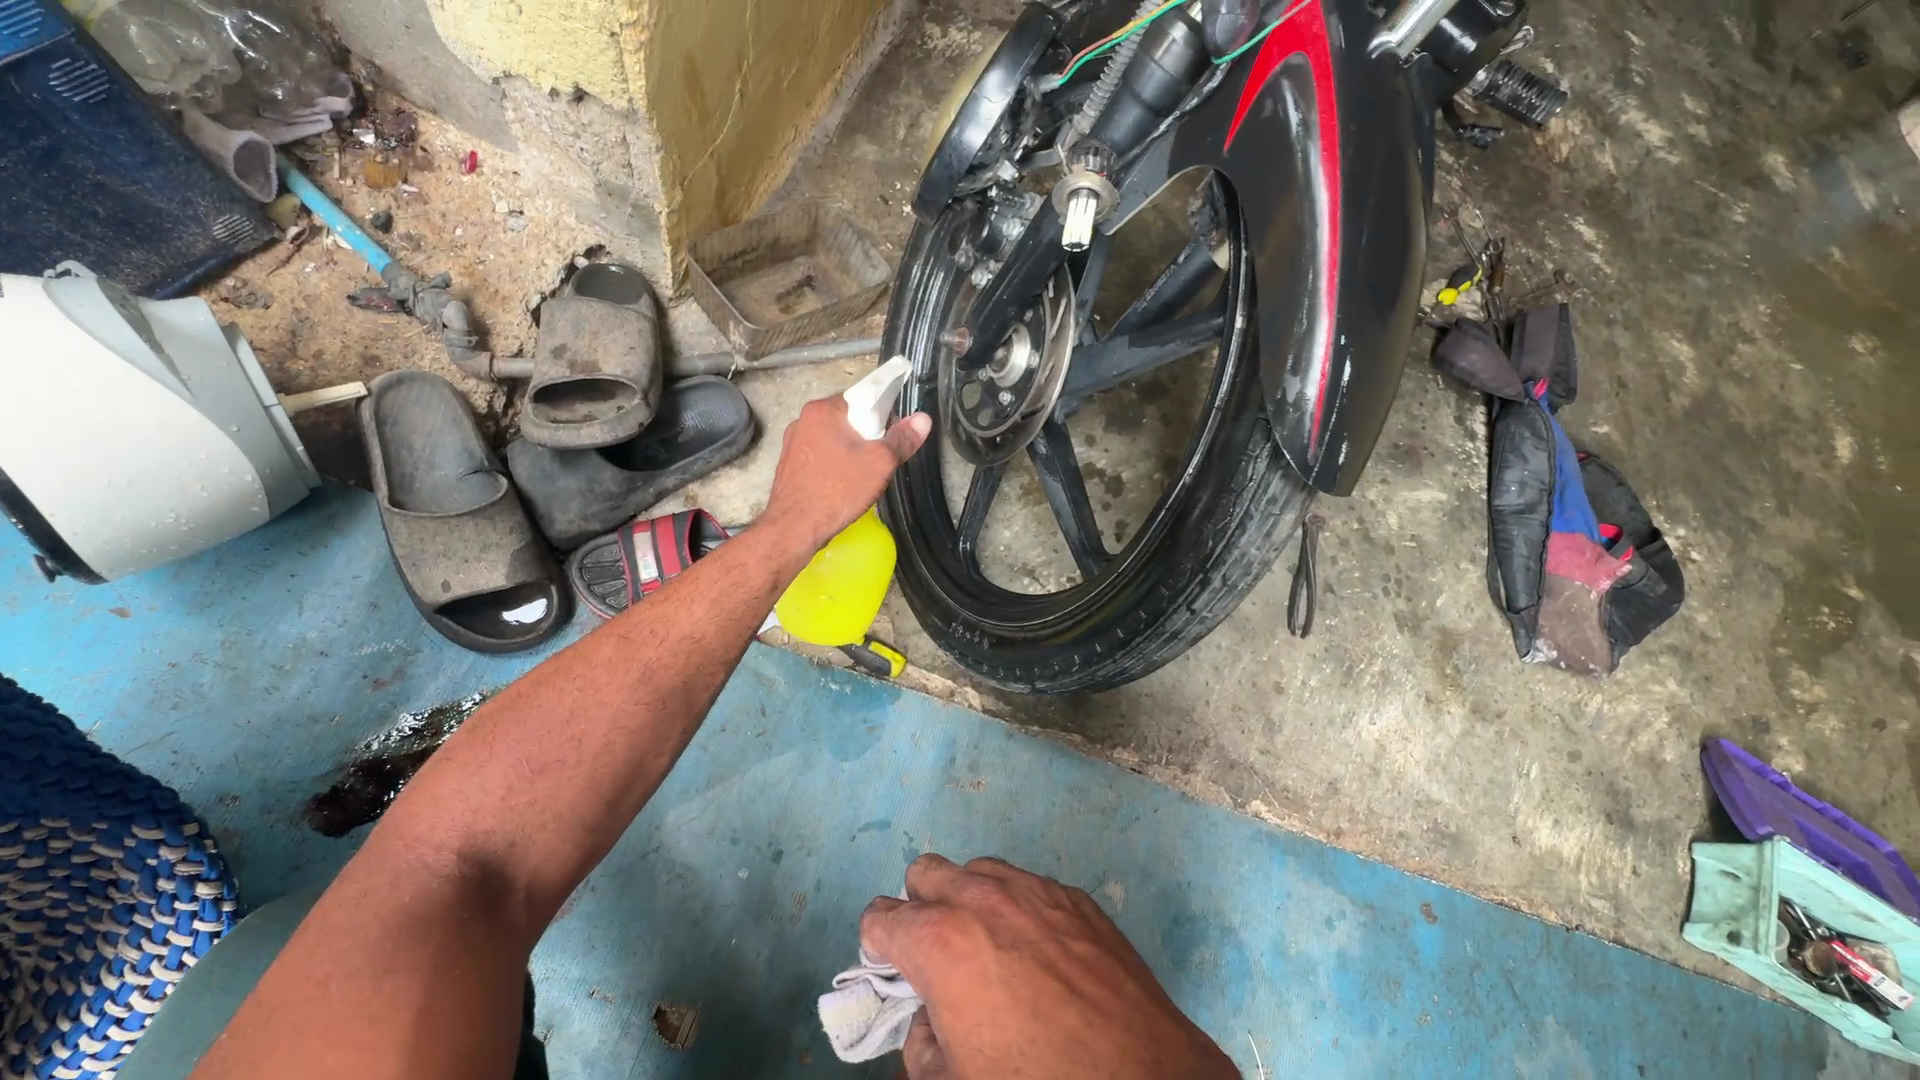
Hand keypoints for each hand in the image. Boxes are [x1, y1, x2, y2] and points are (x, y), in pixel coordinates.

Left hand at [761, 395, 930, 550]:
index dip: (880, 415)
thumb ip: (902, 439)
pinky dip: (833, 468)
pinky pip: (819, 458)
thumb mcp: (880, 463)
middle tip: (878, 461)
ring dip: (848, 454)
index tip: (889, 435)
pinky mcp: (788, 466)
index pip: (859, 398)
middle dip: (864, 438)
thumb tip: (923, 419)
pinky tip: (841, 488)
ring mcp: (792, 444)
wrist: (794, 528)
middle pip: (846, 421)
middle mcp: (802, 420)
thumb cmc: (838, 490)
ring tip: (860, 478)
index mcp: (823, 410)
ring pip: (832, 441)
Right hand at [860, 855, 1234, 1079]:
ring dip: (968, 899)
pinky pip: (1028, 885)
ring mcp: (1034, 890)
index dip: (879, 947)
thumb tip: (930, 1016)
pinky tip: (1038, 952)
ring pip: (977, 869)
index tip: (893, 970)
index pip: (879, 918)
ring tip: (988, 949)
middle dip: (919, 908)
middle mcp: (982, 898)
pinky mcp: (1077, 898)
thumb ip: (920, 1043)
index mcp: (940, 940)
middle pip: (924, 873)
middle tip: (937, 955)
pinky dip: (1017, 908)